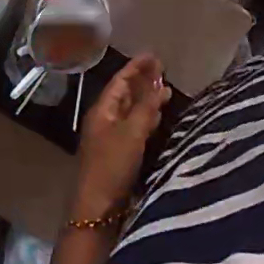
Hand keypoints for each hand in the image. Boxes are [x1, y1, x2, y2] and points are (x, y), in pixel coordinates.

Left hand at [71, 55, 170, 223]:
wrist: (97, 208)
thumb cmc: (112, 165)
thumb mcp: (132, 132)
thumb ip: (146, 107)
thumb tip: (159, 84)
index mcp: (102, 110)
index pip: (120, 80)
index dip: (136, 67)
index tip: (154, 56)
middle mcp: (105, 119)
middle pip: (125, 94)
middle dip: (143, 81)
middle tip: (163, 70)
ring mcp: (111, 137)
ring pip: (131, 110)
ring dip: (147, 100)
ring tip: (166, 90)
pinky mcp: (119, 154)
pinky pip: (134, 127)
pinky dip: (147, 118)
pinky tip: (158, 117)